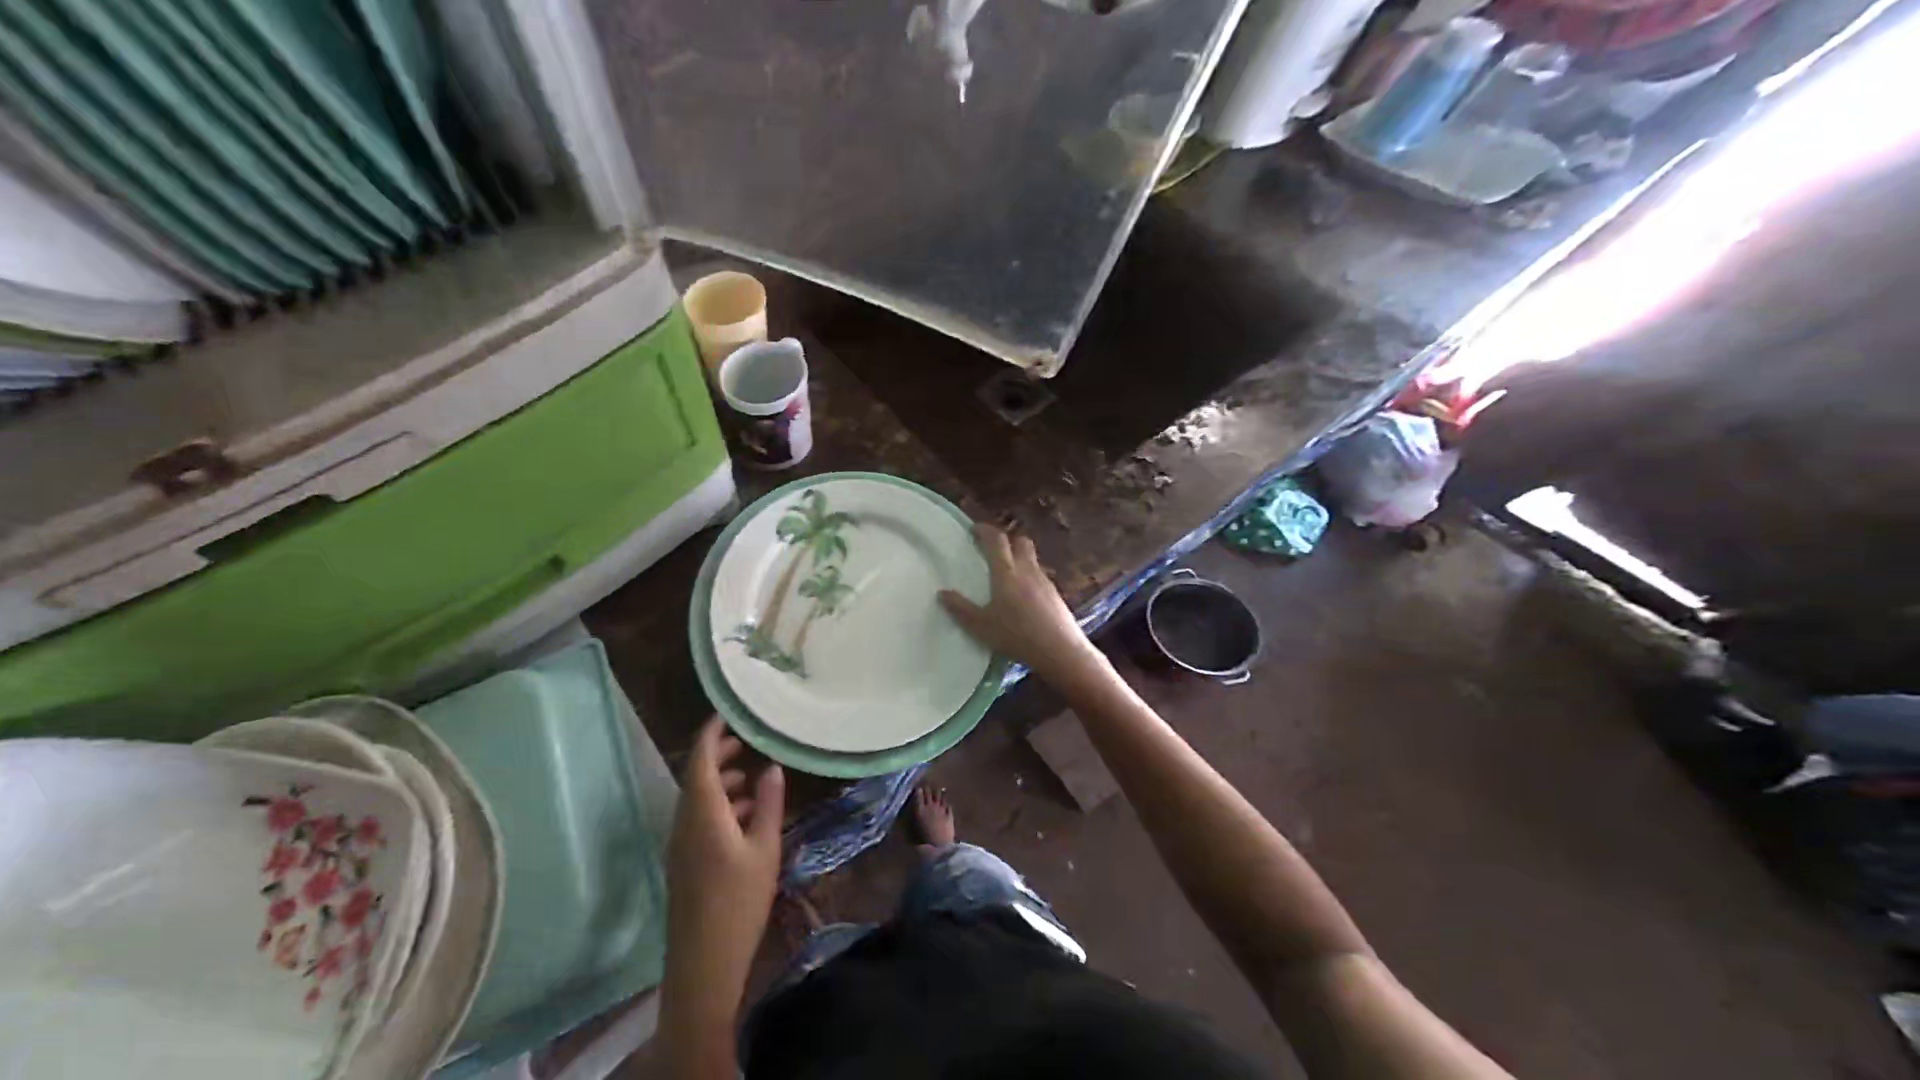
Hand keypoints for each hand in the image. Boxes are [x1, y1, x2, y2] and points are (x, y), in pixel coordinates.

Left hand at [664, 718, 785, 1027]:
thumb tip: (771, 767)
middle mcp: (684, 822)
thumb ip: (767, 804)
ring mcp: (681, 844)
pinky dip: (719, 804)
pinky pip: (698, 818)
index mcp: (702, 814)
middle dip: (717, 755)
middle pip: (695, 777)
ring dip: (720, 781)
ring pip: (697, 799)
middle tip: (745, 739)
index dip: (711, 734)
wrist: (704, 961)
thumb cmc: (739, 902)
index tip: (728, 713)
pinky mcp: (685, 861)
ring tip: (751, 774)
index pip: (699, 760)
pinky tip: (744, 813)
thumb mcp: (764, 849)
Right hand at [940, 524, 1102, 683]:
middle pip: (1020, 541)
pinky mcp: (1055, 593)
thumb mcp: (981, 626)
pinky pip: (1039, 575)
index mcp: (1006, 572)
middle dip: (1007, 539)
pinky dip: (1029, 576)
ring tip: (1006, 574)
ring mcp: (1044, 580)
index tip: (974, 529)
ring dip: (1019, 557)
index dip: (985, 530)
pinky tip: (1023, 595)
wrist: (1059, 650)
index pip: (996, 540)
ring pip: (1031, 558)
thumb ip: (961, 609)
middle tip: (993, 549)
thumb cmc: (1016, 635)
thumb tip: (942, 593)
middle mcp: (1027, 570)